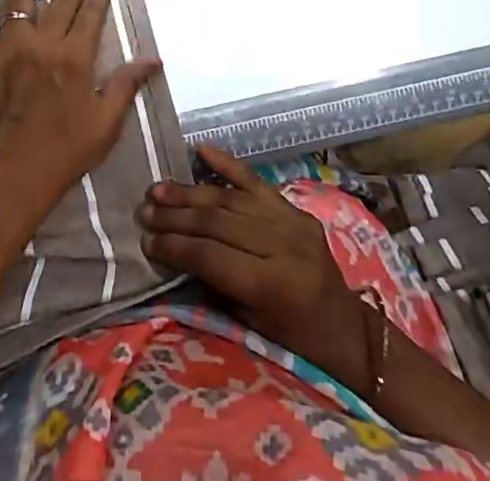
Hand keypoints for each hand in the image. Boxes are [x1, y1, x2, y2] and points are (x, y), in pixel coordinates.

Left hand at [0, 0, 161, 234]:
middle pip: (60, 2)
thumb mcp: (105, 122)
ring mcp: (8, 52)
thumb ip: (125, 85)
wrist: (14, 174)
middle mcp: (41, 45)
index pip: (91, 13)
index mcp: (74, 58)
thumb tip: (153, 60)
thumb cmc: (65, 152)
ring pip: (17, 5)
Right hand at [140, 144, 368, 368]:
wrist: (346, 330)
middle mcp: (284, 245)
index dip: (174, 246)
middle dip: (175, 217)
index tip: (146, 242)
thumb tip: (168, 249)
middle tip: (143, 212)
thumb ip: (211, 282)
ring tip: (157, 190)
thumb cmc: (292, 339)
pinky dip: (227, 164)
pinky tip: (201, 149)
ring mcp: (292, 222)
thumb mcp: (248, 322)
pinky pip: (255, 181)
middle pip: (217, 222)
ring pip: (229, 199)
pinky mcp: (295, 209)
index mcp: (273, 283)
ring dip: (189, 193)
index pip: (211, 255)